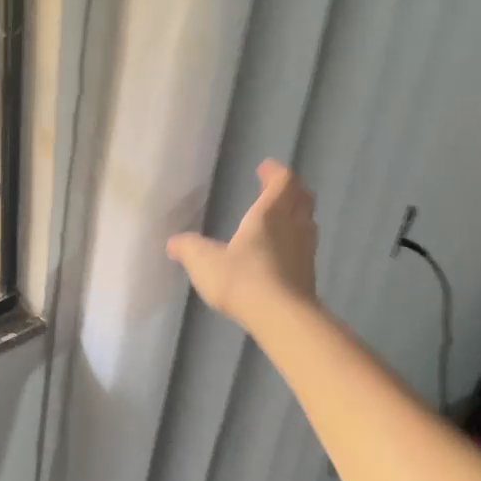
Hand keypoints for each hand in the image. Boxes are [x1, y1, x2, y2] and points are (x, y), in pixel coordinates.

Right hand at [167, 159, 318, 327]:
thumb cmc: (240, 279)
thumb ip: (188, 248)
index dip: (275, 173)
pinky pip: (304, 243)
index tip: (266, 167)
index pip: (280, 184)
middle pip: (301, 199)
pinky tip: (284, 247)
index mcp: (267, 217)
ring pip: (307, 220)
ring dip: (298, 212)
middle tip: (280, 186)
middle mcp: (291, 226)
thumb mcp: (202, 261)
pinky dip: (295, 236)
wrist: (279, 314)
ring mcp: (304, 249)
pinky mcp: (306, 270)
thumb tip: (174, 242)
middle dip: (291, 189)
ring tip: (284, 214)